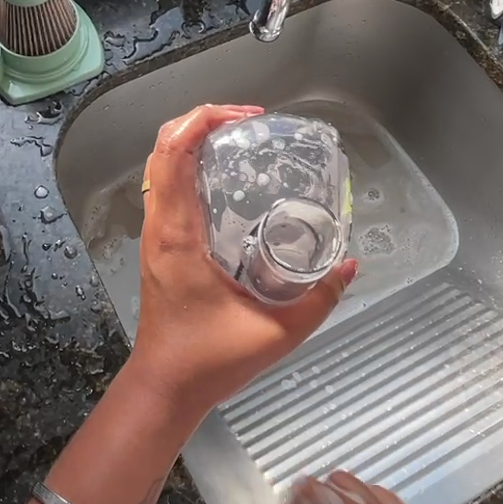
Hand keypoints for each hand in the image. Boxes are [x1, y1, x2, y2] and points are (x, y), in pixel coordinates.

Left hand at [126, 104, 357, 419]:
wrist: (164, 387)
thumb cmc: (209, 361)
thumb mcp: (276, 333)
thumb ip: (319, 300)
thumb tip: (349, 266)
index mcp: (177, 234)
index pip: (173, 154)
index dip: (204, 120)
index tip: (246, 117)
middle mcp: (159, 225)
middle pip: (162, 149)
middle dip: (201, 120)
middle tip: (248, 121)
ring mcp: (154, 234)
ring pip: (160, 165)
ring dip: (192, 140)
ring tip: (238, 138)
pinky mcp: (158, 245)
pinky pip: (165, 187)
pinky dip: (187, 165)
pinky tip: (225, 177)